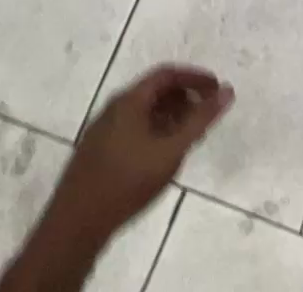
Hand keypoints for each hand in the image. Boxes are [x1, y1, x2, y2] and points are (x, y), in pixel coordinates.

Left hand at [46, 65, 234, 239]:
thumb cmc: (128, 181)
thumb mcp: (173, 148)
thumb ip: (201, 119)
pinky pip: (131, 129)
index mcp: (128, 102)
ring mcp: (100, 132)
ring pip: (142, 112)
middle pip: (154, 92)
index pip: (166, 75)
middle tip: (205, 115)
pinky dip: (154, 131)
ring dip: (170, 117)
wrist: (74, 226)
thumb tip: (227, 90)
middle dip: (184, 98)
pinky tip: (162, 156)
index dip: (195, 78)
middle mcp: (111, 110)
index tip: (216, 90)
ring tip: (188, 138)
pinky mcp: (95, 153)